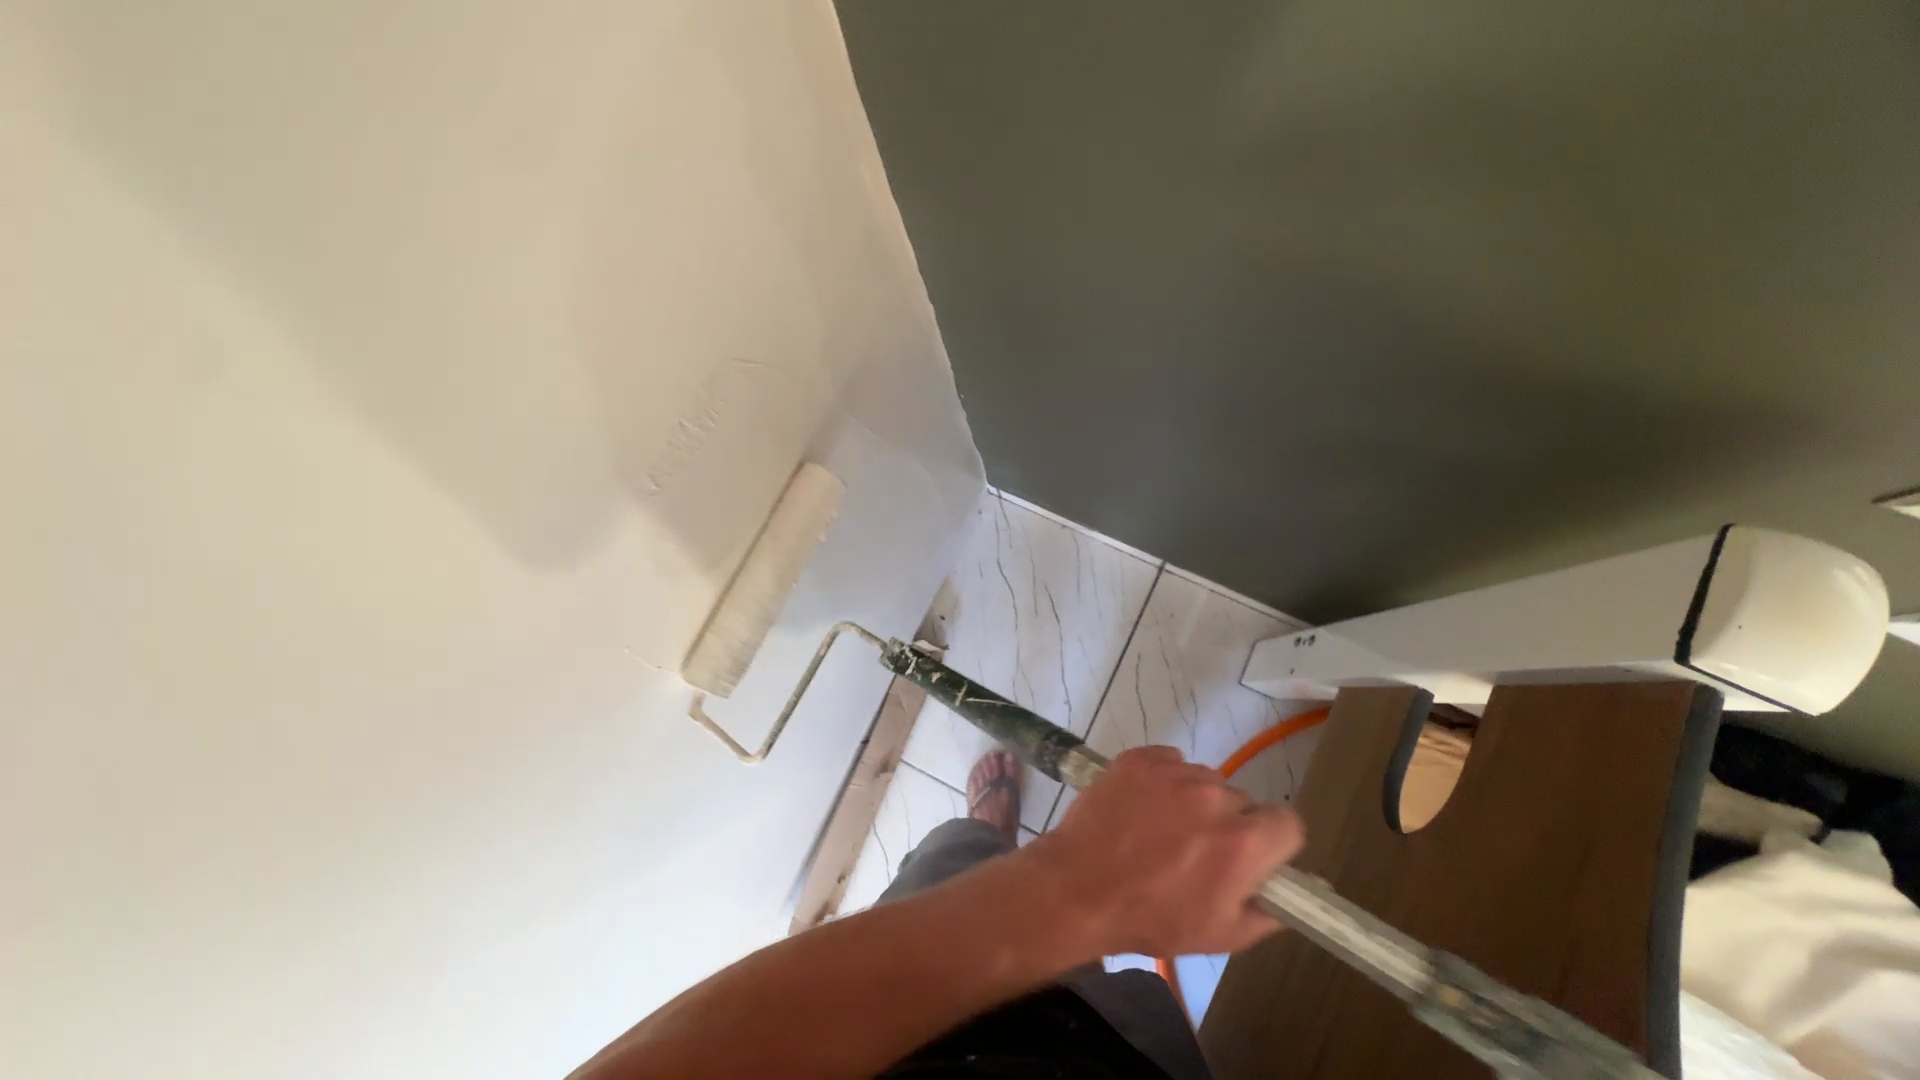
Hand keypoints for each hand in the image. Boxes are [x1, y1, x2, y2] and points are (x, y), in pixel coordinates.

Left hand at [1020, 746, 1304, 958]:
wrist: (1077, 888)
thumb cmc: (1150, 917)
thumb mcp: (1221, 935)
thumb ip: (1268, 912)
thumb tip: (1288, 892)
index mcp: (1243, 842)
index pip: (1289, 824)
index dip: (1273, 843)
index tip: (1252, 858)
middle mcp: (1215, 797)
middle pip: (1243, 803)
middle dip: (1229, 825)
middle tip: (1196, 851)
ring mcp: (1175, 772)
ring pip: (1206, 781)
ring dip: (1194, 802)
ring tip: (1161, 831)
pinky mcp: (1141, 757)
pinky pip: (1171, 762)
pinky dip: (1163, 781)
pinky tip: (1143, 808)